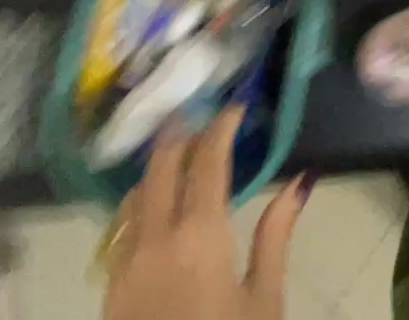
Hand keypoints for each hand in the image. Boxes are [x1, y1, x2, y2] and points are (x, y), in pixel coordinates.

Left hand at [103, 106, 312, 319]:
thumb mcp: (264, 301)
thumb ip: (276, 235)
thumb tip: (299, 183)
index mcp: (200, 237)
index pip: (208, 160)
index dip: (221, 127)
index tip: (235, 108)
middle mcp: (155, 239)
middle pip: (162, 165)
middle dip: (182, 135)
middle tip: (204, 120)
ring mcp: (124, 264)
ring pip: (136, 192)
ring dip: (159, 166)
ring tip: (182, 154)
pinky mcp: (109, 289)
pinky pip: (123, 225)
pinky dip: (143, 200)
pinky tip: (160, 206)